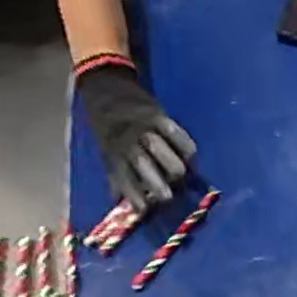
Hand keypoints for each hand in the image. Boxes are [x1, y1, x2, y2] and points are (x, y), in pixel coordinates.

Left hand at [76, 61, 196, 210]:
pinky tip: (190, 157)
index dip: (135, 197)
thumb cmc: (109, 128)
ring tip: (180, 178)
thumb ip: (116, 179)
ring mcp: (145, 128)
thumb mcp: (106, 153)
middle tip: (168, 197)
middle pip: (147, 167)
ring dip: (176, 169)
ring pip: (166, 153)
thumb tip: (122, 205)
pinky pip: (179, 135)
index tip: (145, 210)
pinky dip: (187, 148)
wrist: (108, 87)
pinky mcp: (159, 115)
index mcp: (114, 154)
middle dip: (159, 186)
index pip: (125, 179)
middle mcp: (129, 141)